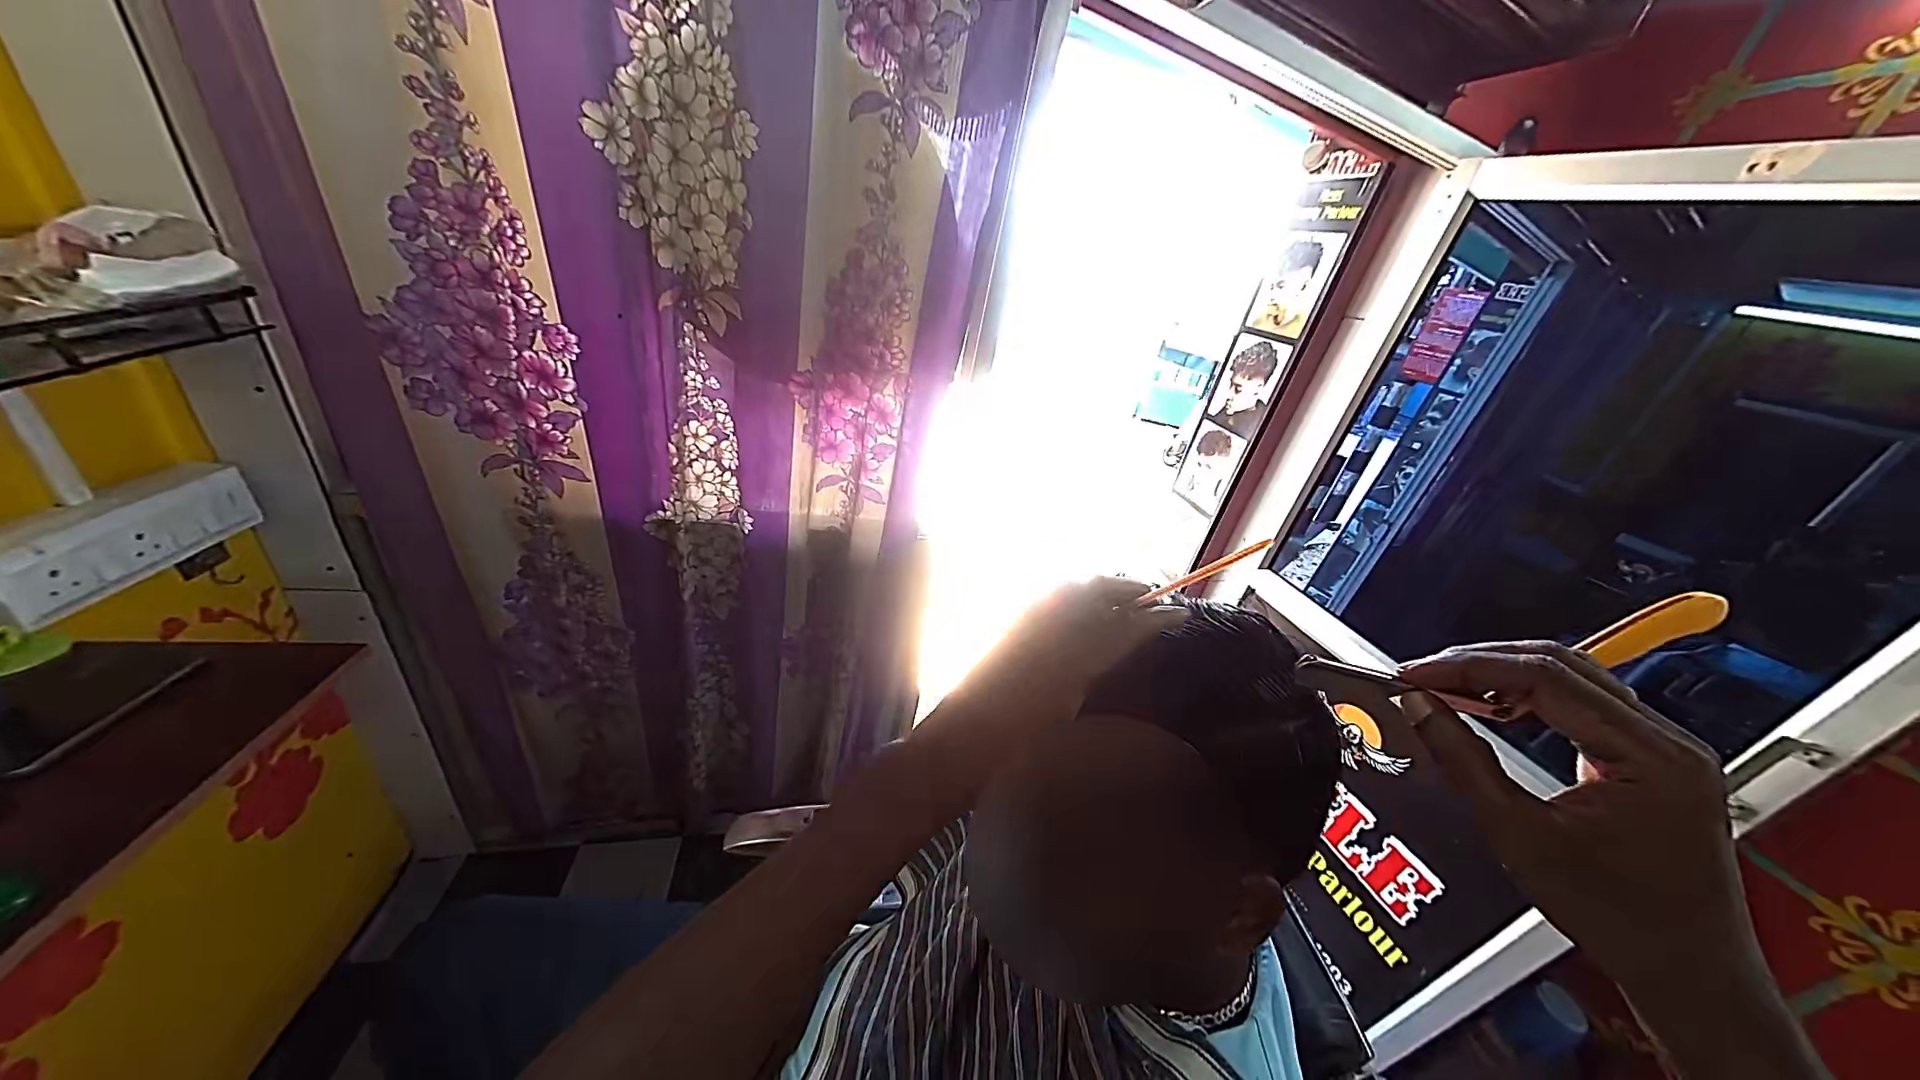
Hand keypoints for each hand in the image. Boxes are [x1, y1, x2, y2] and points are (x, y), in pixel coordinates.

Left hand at [903, 578, 1186, 814]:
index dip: (1154, 616)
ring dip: (1101, 586)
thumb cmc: (1015, 741)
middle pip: (1098, 591)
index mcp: (1072, 656)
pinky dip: (1072, 594)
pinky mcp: (1007, 625)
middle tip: (1152, 594)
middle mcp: (1048, 627)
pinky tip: (1081, 604)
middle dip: (1128, 588)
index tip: (1179, 612)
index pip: (1125, 625)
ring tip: (1123, 595)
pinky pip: (1049, 598)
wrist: (957, 744)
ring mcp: (1025, 621)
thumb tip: (1113, 645)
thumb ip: (1088, 670)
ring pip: (1072, 589)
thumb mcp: (1065, 705)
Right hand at [1400, 642, 1820, 1077]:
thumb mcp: (1518, 833)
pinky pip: (1576, 701)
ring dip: (1498, 674)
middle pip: (1557, 663)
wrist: (1686, 971)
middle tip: (1422, 675)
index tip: (1416, 674)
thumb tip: (1420, 707)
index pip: (1543, 676)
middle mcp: (1667, 741)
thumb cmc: (1620, 915)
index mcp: (1650, 756)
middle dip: (1478, 663)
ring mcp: (1662, 746)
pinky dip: (1522, 694)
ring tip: (1444, 686)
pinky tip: (1486, 705)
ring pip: (1567, 674)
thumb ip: (1463, 759)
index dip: (1467, 667)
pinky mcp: (1646, 755)